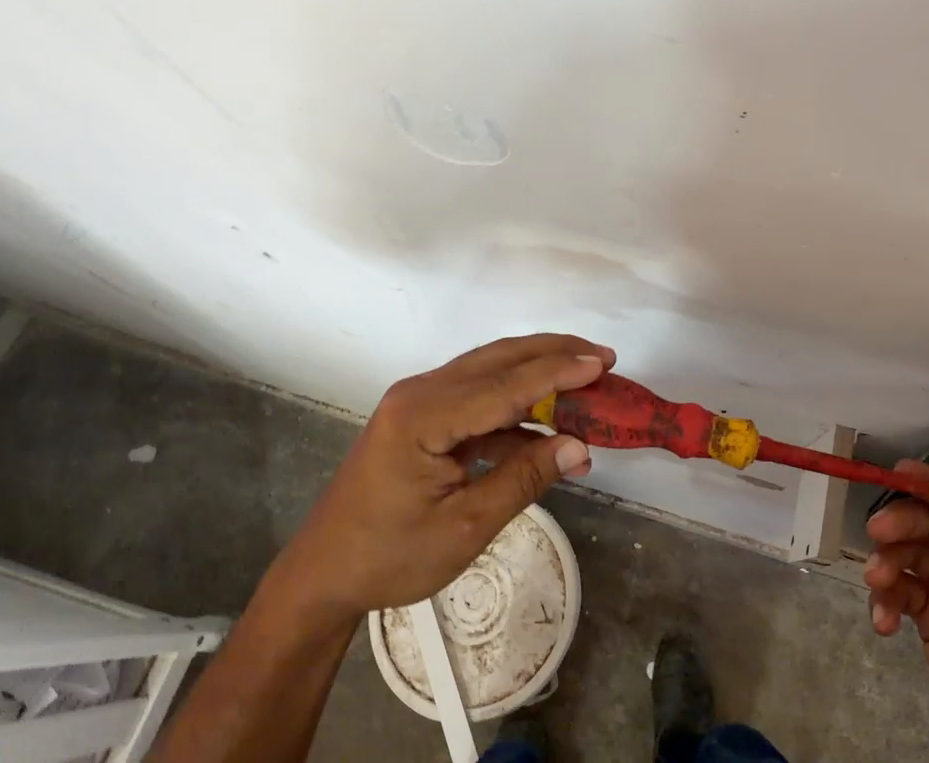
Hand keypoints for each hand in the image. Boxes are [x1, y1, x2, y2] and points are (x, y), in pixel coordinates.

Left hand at [277, 334, 610, 615]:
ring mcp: (416, 403)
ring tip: (585, 380)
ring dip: (536, 373)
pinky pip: (475, 398)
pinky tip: (545, 428)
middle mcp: (419, 393)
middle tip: (603, 359)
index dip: (558, 372)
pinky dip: (514, 406)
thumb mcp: (465, 526)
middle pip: (497, 359)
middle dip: (553, 354)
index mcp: (424, 416)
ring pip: (488, 372)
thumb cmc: (390, 557)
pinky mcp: (419, 419)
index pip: (506, 383)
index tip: (603, 364)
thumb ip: (523, 479)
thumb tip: (578, 447)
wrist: (324, 573)